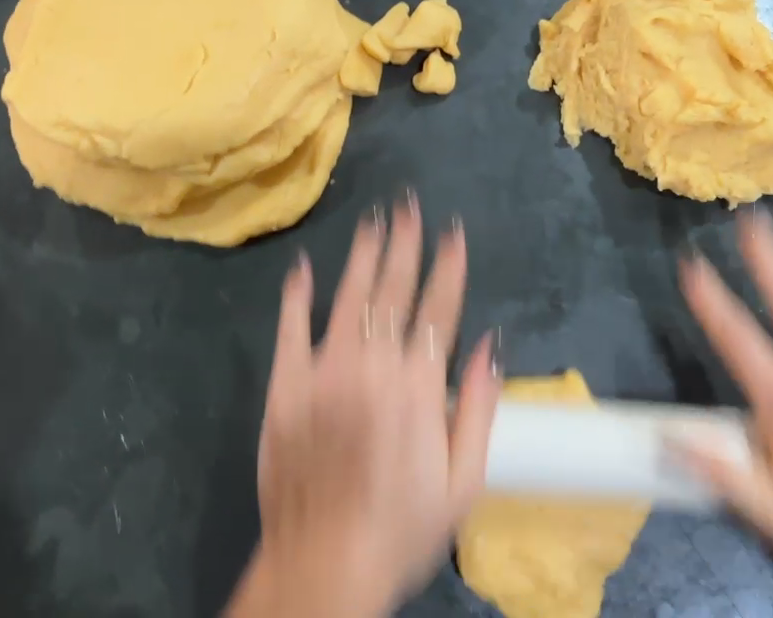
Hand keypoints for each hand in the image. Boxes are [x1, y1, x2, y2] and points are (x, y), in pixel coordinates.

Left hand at [227, 193, 500, 617]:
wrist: (323, 567)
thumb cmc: (402, 526)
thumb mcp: (463, 480)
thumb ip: (477, 407)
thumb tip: (488, 345)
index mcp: (418, 385)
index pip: (439, 307)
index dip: (449, 265)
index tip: (454, 231)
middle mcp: (372, 365)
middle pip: (393, 290)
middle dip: (405, 243)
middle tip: (409, 205)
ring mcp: (324, 372)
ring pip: (348, 298)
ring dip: (362, 255)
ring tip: (372, 220)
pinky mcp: (285, 388)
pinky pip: (291, 331)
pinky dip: (297, 297)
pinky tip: (303, 267)